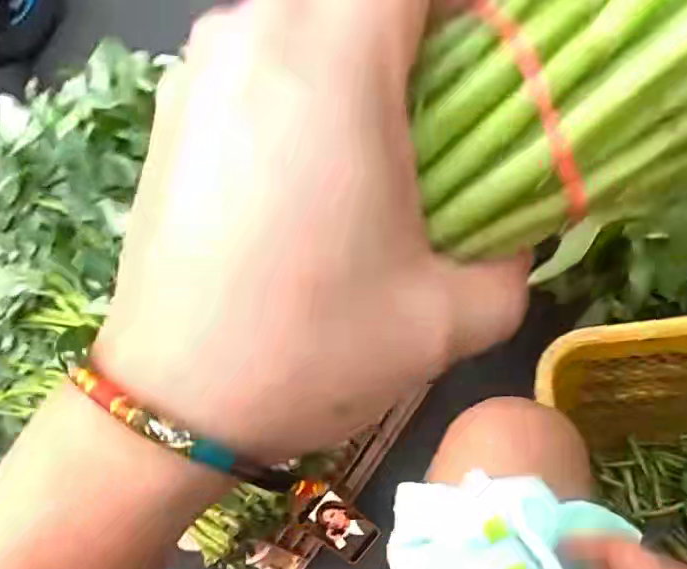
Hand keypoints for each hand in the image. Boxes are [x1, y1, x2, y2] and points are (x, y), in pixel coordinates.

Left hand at [95, 0, 530, 462]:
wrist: (177, 410)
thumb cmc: (311, 357)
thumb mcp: (443, 323)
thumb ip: (511, 264)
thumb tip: (516, 232)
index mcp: (331, 56)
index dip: (470, 9)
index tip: (491, 73)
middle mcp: (252, 31)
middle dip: (416, 47)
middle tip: (441, 134)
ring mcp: (198, 73)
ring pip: (303, 30)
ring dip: (354, 80)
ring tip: (370, 176)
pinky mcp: (171, 121)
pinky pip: (256, 75)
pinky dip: (298, 106)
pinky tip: (304, 196)